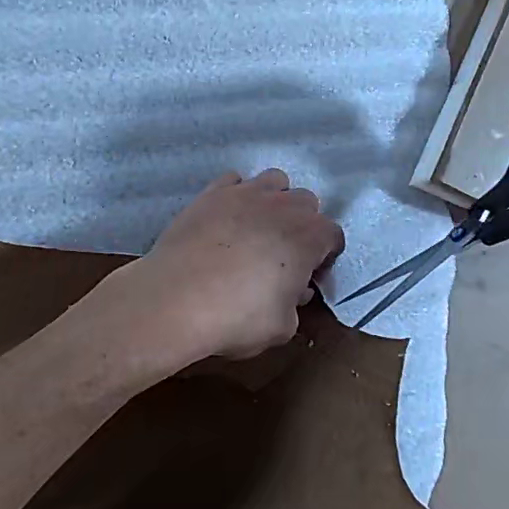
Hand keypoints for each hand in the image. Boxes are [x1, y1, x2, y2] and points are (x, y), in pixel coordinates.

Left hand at [115, 169, 344, 364]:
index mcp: (309, 236)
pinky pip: (234, 183)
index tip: (309, 277)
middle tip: (284, 254)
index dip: (325, 257)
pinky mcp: (211, 194)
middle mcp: (283, 205)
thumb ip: (295, 305)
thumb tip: (292, 291)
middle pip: (306, 203)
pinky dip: (236, 196)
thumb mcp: (281, 327)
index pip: (333, 236)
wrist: (174, 300)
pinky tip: (226, 220)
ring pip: (274, 181)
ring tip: (257, 229)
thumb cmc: (237, 317)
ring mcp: (246, 193)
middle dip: (301, 225)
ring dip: (274, 201)